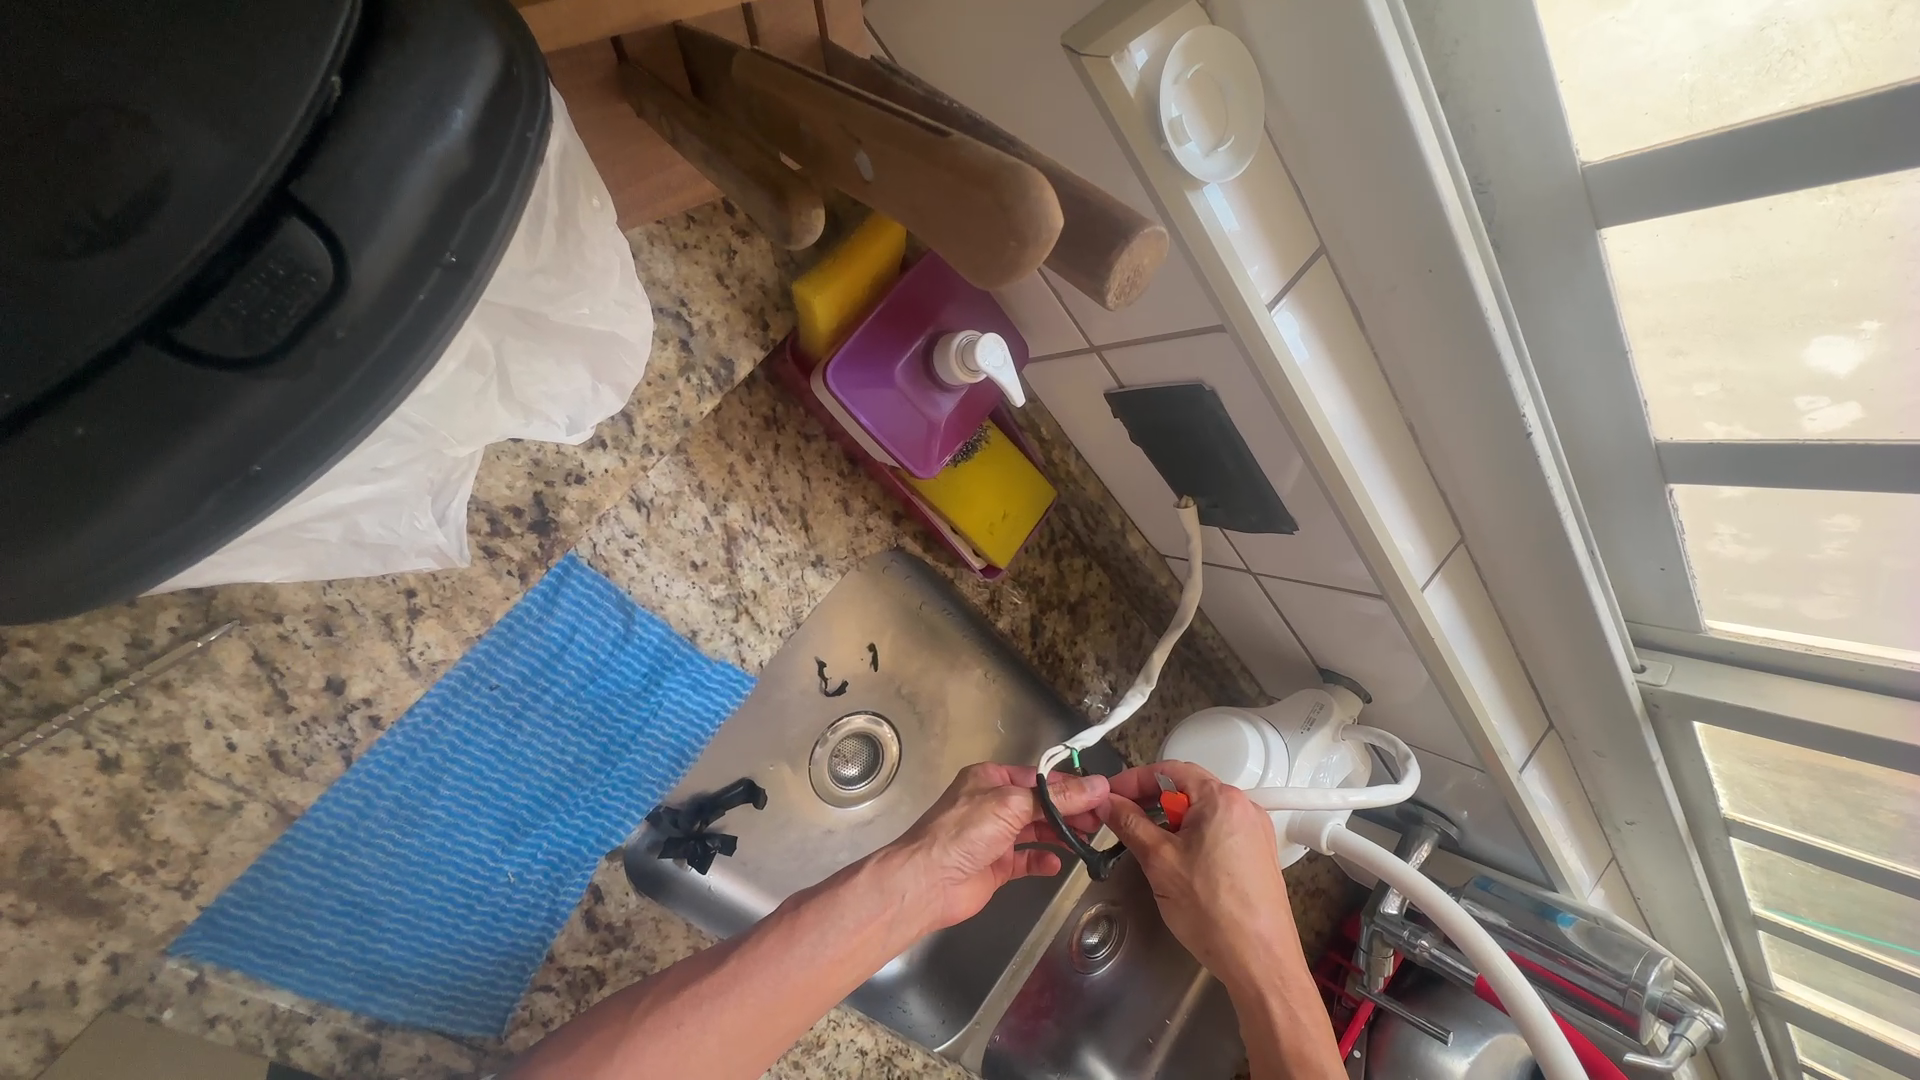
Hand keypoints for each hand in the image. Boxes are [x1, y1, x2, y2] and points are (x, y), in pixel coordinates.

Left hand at [888, 762, 1108, 932]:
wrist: (928, 881)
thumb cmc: (966, 832)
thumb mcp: (1014, 804)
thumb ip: (1057, 798)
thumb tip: (1098, 785)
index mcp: (991, 778)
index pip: (1039, 778)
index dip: (1070, 786)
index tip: (1100, 795)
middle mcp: (992, 803)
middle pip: (1040, 804)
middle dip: (1070, 812)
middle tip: (1101, 821)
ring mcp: (993, 836)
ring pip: (1035, 830)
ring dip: (1060, 834)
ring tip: (1088, 840)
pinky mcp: (995, 866)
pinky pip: (1025, 859)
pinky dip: (1042, 859)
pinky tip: (1057, 863)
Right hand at [1097, 761, 1300, 994]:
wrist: (1261, 964)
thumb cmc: (1211, 909)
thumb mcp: (1159, 861)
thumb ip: (1129, 823)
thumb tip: (1106, 802)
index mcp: (1221, 799)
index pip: (1169, 770)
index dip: (1134, 780)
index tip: (1109, 794)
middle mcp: (1244, 807)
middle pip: (1187, 787)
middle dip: (1150, 799)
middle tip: (1120, 815)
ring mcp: (1255, 832)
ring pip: (1202, 811)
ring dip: (1170, 819)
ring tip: (1144, 840)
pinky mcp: (1257, 855)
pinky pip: (1217, 831)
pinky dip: (1191, 835)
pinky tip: (1175, 858)